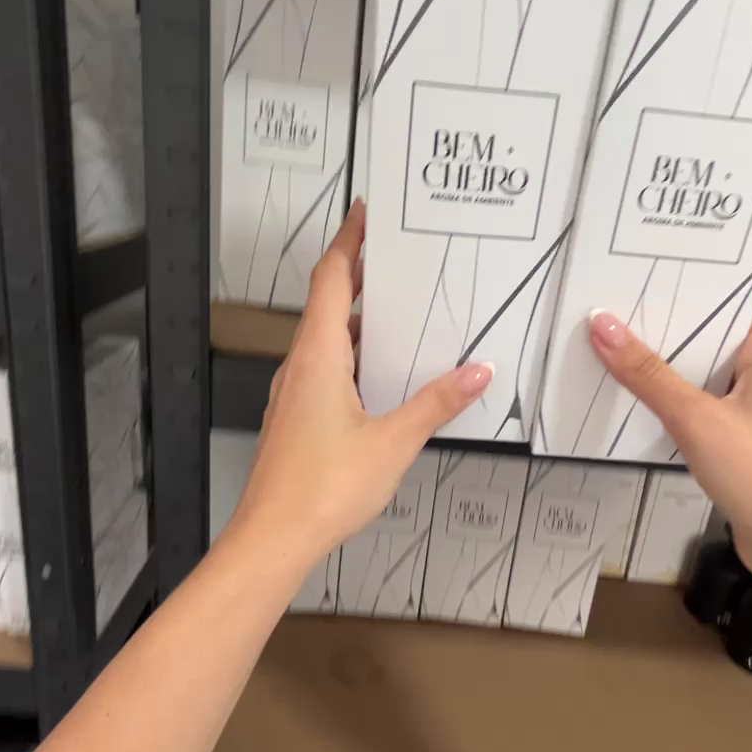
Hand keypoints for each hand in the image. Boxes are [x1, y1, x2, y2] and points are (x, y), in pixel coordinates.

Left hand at [231, 201, 494, 564]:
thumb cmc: (326, 488)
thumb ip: (437, 403)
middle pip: (326, 305)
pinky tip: (376, 375)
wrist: (273, 537)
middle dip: (359, 277)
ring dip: (355, 321)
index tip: (366, 213)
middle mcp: (300, 367)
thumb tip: (477, 372)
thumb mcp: (394, 442)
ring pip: (324, 340)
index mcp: (318, 357)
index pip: (330, 279)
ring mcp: (293, 393)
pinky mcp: (294, 418)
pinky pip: (323, 370)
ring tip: (396, 313)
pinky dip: (349, 357)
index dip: (348, 241)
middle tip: (396, 260)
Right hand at [585, 292, 751, 584]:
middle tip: (626, 302)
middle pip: (721, 335)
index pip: (747, 299)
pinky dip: (676, 402)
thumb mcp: (696, 418)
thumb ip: (648, 374)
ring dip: (672, 365)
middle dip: (677, 322)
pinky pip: (704, 410)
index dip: (712, 281)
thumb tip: (603, 324)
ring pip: (709, 375)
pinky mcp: (742, 445)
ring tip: (622, 343)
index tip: (666, 269)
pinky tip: (640, 402)